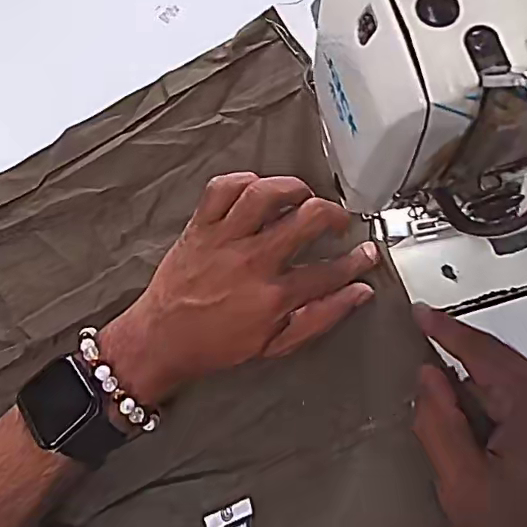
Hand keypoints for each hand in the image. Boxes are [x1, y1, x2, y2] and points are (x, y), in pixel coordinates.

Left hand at [98, 173, 378, 404]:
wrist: (161, 340)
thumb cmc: (215, 345)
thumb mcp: (275, 345)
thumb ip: (320, 318)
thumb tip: (357, 294)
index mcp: (273, 296)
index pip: (330, 270)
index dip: (357, 260)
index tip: (366, 253)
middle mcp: (251, 262)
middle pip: (307, 219)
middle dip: (334, 214)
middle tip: (337, 221)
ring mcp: (224, 240)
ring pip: (265, 194)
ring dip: (293, 188)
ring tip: (303, 196)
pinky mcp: (200, 228)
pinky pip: (221, 189)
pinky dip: (242, 181)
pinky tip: (256, 189)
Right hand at [411, 306, 526, 526]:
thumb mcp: (467, 498)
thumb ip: (439, 425)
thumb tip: (427, 376)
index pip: (484, 349)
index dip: (446, 330)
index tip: (421, 313)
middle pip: (512, 378)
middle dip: (476, 395)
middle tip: (451, 437)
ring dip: (509, 419)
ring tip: (498, 478)